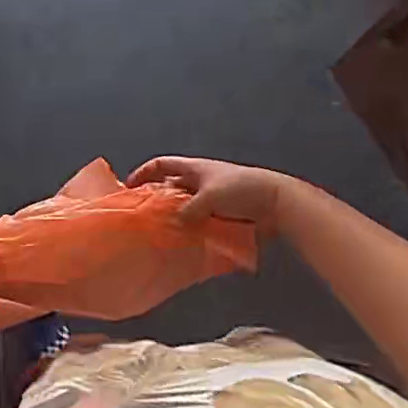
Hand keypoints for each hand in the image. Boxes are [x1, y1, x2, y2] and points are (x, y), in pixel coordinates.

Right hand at [127, 156, 291, 228]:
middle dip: (159, 200)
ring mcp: (212, 200)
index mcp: (194, 169)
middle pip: (172, 188)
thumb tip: (174, 224)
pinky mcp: (224, 216)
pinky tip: (186, 243)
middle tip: (145, 216)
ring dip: (177, 219)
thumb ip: (188, 211)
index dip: (144, 173)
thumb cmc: (241, 189)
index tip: (130, 187)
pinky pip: (201, 224)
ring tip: (164, 233)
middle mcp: (200, 182)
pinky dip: (193, 231)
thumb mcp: (208, 197)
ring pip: (186, 209)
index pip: (162, 165)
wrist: (278, 203)